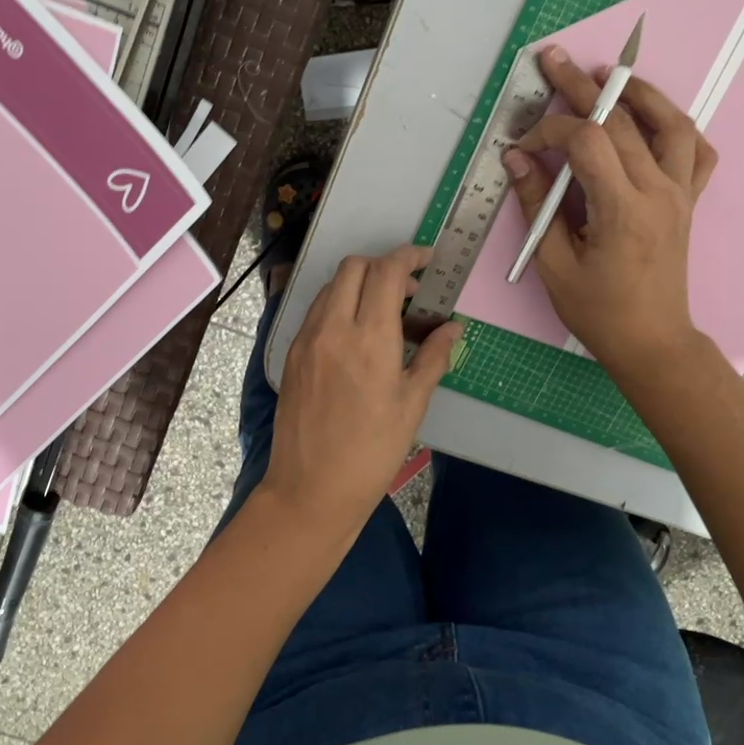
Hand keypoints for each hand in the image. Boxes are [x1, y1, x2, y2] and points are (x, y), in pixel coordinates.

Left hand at [267, 246, 462, 530]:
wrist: (312, 488)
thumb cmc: (372, 452)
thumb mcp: (412, 405)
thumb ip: (432, 358)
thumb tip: (451, 329)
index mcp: (370, 338)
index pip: (387, 271)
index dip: (410, 256)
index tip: (428, 260)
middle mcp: (333, 328)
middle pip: (354, 267)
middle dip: (383, 265)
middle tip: (408, 291)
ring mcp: (307, 339)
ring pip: (331, 287)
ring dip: (359, 285)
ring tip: (383, 315)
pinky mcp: (292, 354)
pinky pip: (316, 312)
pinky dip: (339, 306)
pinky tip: (356, 337)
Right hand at [502, 44, 717, 376]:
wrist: (652, 340)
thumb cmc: (598, 310)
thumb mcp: (554, 263)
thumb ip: (536, 204)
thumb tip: (517, 157)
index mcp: (622, 210)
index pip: (587, 142)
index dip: (551, 129)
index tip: (524, 142)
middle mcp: (659, 192)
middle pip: (622, 121)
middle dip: (582, 88)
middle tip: (553, 59)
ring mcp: (680, 194)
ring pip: (671, 125)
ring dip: (640, 93)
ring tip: (610, 75)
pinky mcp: (689, 201)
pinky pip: (696, 152)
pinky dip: (677, 127)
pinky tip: (654, 119)